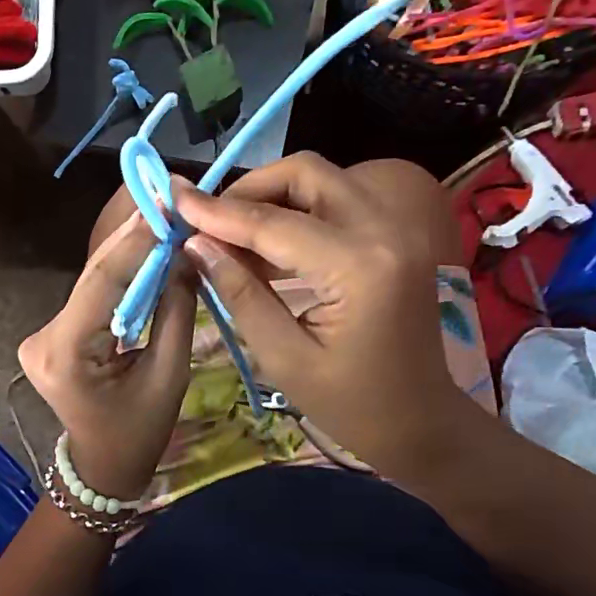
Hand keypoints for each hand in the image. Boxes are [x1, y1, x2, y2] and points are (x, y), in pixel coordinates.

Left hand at [19, 210, 196, 497]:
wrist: (102, 467)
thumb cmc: (140, 433)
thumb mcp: (170, 376)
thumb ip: (177, 311)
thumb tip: (188, 254)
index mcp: (67, 355)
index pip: (104, 281)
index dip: (138, 238)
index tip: (168, 202)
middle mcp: (43, 338)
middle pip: (95, 274)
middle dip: (135, 234)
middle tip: (169, 195)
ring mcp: (41, 334)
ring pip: (94, 280)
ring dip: (130, 248)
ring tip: (164, 212)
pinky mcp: (51, 331)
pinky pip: (92, 294)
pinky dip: (122, 272)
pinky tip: (147, 246)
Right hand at [174, 153, 469, 473]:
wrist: (422, 421)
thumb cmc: (352, 405)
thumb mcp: (284, 358)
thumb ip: (240, 293)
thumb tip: (196, 243)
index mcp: (360, 266)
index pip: (274, 222)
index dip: (217, 211)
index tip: (173, 199)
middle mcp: (385, 230)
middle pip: (306, 174)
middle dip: (250, 189)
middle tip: (209, 221)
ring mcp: (398, 228)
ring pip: (323, 180)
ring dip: (274, 197)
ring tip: (231, 237)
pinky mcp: (398, 236)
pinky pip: (339, 202)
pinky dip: (299, 212)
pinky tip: (267, 247)